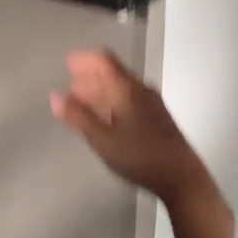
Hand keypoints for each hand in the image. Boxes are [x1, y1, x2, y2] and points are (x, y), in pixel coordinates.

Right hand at [52, 48, 218, 207]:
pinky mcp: (158, 119)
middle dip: (91, 77)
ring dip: (102, 91)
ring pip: (122, 88)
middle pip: (113, 73)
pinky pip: (130, 99)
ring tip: (85, 103)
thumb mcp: (103, 139)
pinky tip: (107, 120)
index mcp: (127, 88)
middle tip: (72, 86)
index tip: (68, 63)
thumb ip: (78, 117)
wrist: (183, 177)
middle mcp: (141, 89)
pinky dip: (113, 102)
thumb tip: (55, 96)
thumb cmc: (140, 155)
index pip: (105, 61)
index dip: (85, 59)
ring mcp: (152, 104)